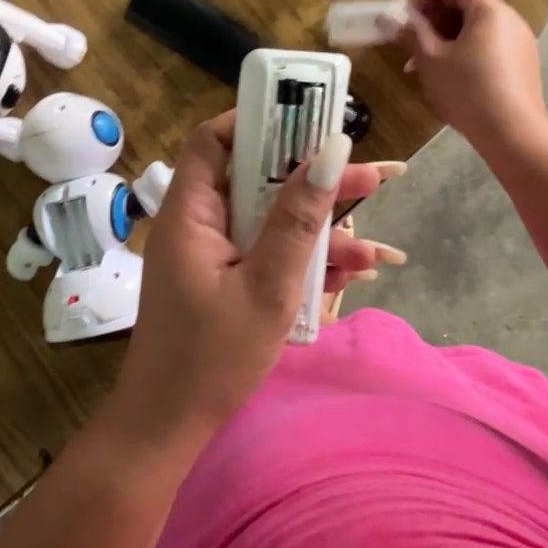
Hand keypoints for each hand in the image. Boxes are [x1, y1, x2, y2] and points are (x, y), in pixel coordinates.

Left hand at [109, 112, 386, 444]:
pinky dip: (304, 263)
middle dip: (316, 182)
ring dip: (321, 232)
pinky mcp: (226, 282)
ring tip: (378, 244)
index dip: (259, 122)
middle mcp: (199, 224)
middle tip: (375, 177)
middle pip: (258, 181)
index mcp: (191, 212)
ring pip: (271, 222)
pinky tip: (354, 273)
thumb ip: (299, 220)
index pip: (214, 141)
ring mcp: (213, 256)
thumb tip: (331, 151)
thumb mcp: (266, 286)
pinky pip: (268, 256)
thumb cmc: (211, 356)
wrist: (170, 426)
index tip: (310, 121)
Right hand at [405, 0, 547, 155]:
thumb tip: (393, 17)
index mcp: (491, 12)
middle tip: (409, 35)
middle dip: (436, 18)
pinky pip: (488, 48)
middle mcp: (511, 22)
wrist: (512, 133)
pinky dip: (464, 52)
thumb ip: (412, 32)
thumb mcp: (431, 59)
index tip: (406, 10)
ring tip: (420, 61)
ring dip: (446, 38)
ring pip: (477, 31)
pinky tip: (446, 75)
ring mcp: (520, 46)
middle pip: (470, 7)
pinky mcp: (521, 67)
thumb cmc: (467, 89)